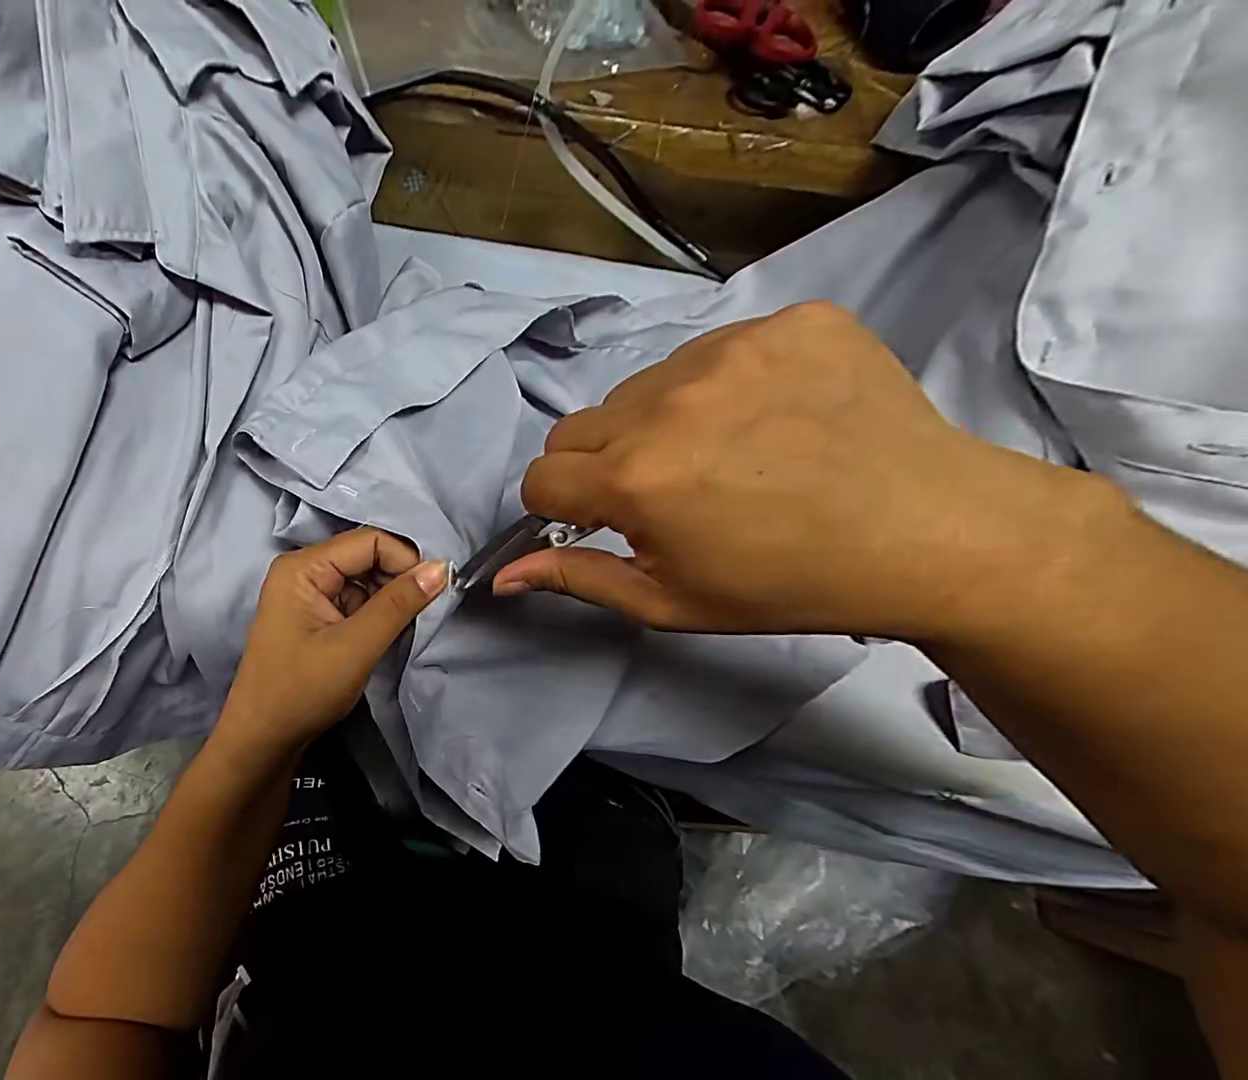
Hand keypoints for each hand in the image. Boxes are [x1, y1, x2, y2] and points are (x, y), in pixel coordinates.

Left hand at [215, 528, 447, 759]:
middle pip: (366, 556)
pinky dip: (375, 613)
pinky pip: (354, 599)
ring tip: (402, 628)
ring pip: (363, 579)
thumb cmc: (302, 691)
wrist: (262, 738)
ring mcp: (306, 593)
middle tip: (422, 612)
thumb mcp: (356, 647)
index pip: (368, 541)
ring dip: (388, 599)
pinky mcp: (313, 615)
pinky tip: (382, 636)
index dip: (405, 560)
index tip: (434, 591)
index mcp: (302, 568)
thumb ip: (398, 604)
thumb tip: (441, 568)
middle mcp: (302, 570)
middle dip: (398, 579)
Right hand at [491, 302, 1123, 641]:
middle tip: (666, 490)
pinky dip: (718, 386)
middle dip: (599, 464)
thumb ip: (576, 578)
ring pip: (637, 388)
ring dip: (654, 422)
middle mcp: (665, 405)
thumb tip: (502, 574)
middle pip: (576, 429)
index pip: (540, 477)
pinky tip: (769, 416)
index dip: (563, 507)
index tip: (605, 520)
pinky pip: (707, 352)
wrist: (938, 533)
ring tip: (724, 451)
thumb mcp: (670, 600)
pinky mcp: (785, 323)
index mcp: (635, 479)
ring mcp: (728, 353)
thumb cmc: (788, 583)